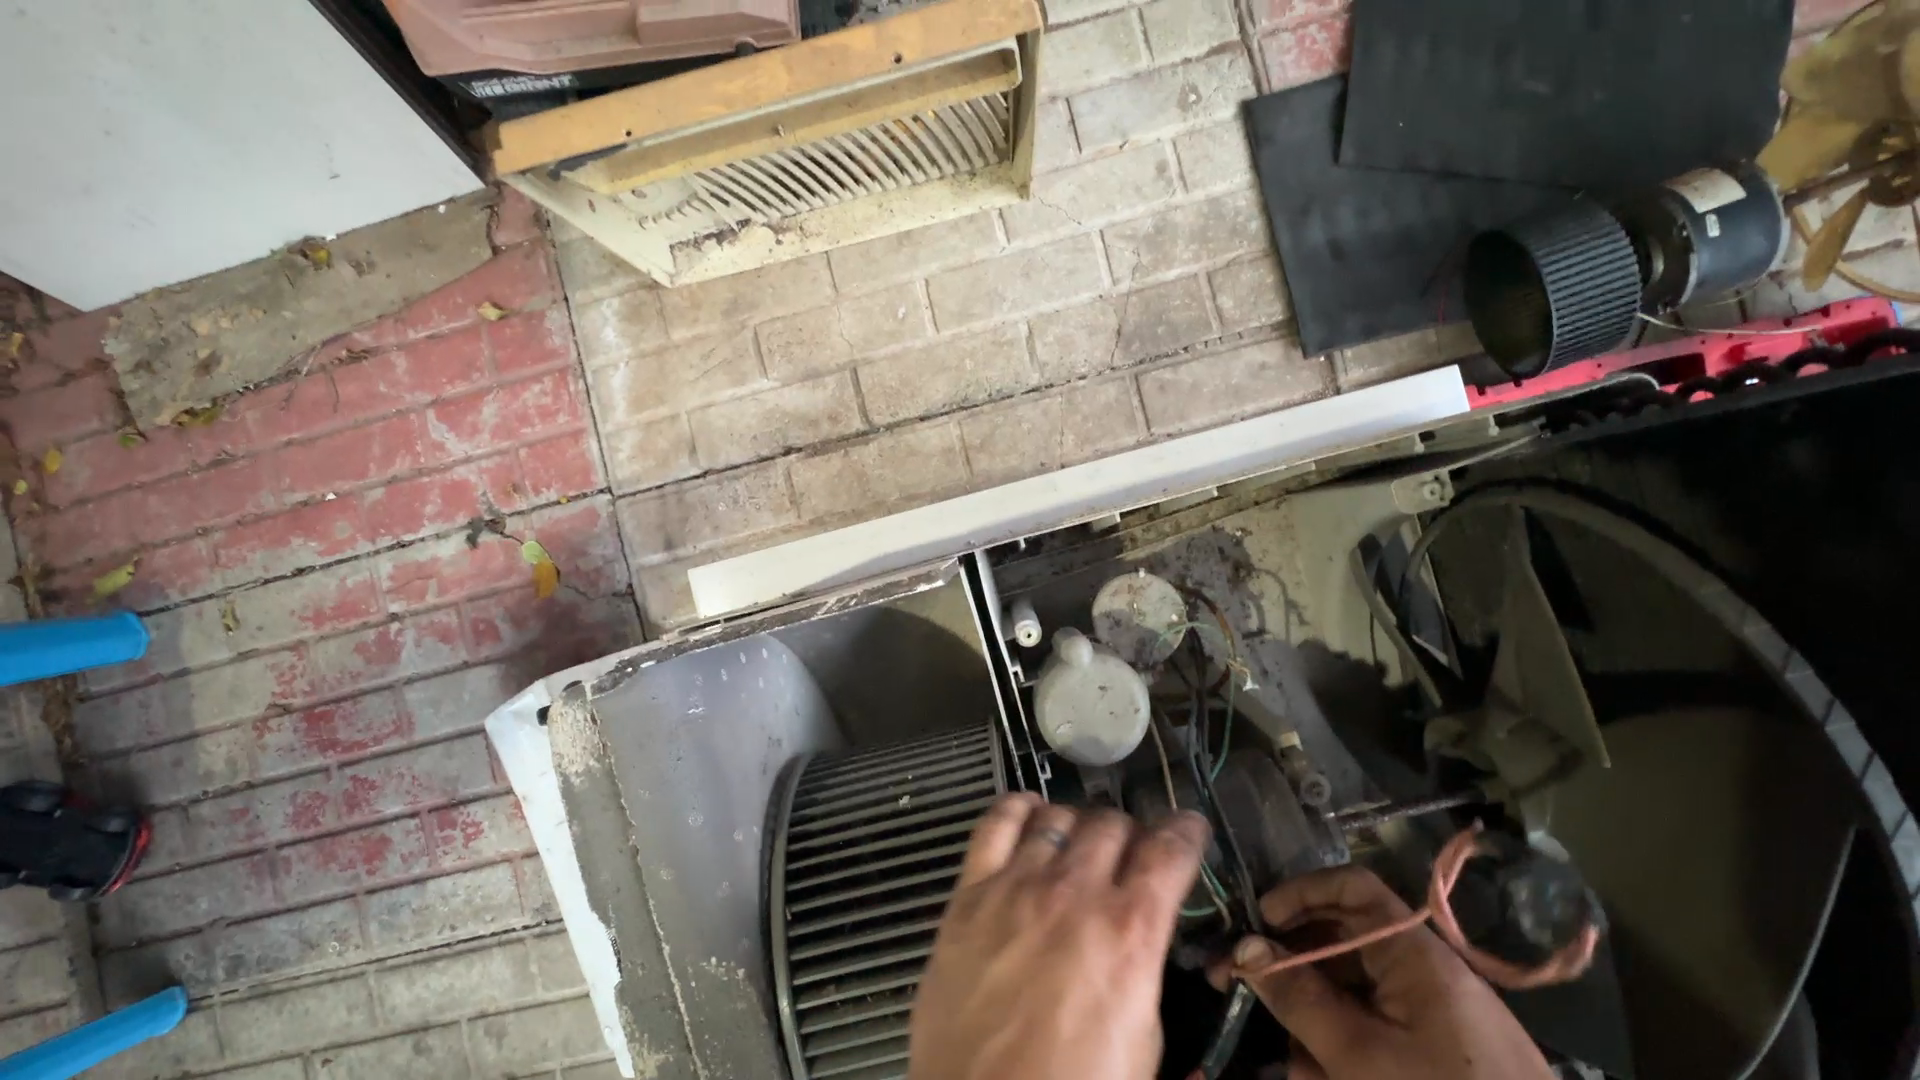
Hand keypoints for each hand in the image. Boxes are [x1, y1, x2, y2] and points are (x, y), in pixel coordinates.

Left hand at [908, 793, 1210, 1079]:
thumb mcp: (1141, 1037)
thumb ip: (1142, 963)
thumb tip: (1140, 931)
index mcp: (1129, 931)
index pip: (1169, 850)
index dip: (1185, 831)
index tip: (1187, 827)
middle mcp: (1075, 892)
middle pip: (1111, 824)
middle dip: (1129, 833)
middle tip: (1128, 850)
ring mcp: (1017, 886)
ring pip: (1057, 818)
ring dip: (1077, 824)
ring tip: (1079, 840)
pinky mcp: (969, 894)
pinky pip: (996, 824)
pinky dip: (1018, 808)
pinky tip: (1029, 811)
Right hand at [1207, 866, 1554, 1079]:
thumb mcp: (1358, 1055)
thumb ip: (1299, 997)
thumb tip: (1245, 945)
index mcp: (1416, 954)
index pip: (1351, 887)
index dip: (1300, 893)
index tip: (1258, 922)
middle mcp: (1426, 971)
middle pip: (1342, 945)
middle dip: (1294, 975)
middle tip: (1242, 995)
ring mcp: (1436, 1015)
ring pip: (1354, 996)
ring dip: (1316, 1027)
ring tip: (1305, 1074)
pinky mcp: (1442, 1052)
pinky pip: (1378, 1030)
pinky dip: (1347, 1051)